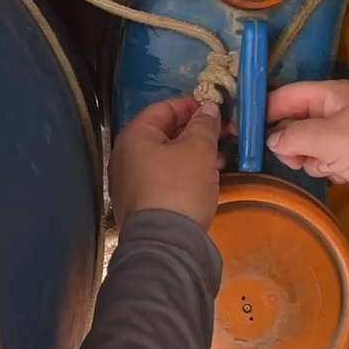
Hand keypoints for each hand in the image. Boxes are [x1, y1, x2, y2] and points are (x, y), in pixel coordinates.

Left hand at [110, 97, 222, 228]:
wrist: (165, 243)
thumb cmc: (180, 186)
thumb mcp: (199, 149)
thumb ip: (204, 124)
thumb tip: (207, 108)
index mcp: (135, 136)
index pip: (163, 108)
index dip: (190, 106)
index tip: (214, 109)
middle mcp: (126, 155)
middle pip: (164, 133)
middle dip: (196, 132)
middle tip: (222, 134)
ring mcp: (130, 181)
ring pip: (166, 157)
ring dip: (194, 154)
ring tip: (220, 160)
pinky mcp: (139, 203)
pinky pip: (164, 177)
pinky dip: (184, 173)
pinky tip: (206, 179)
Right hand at [266, 80, 348, 210]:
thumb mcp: (329, 139)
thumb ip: (294, 137)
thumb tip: (271, 140)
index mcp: (332, 94)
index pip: (286, 95)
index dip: (265, 110)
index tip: (245, 132)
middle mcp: (340, 108)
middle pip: (298, 120)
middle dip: (290, 141)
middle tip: (293, 160)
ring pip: (313, 142)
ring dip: (311, 157)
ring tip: (323, 169)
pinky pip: (331, 157)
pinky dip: (329, 167)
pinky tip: (338, 176)